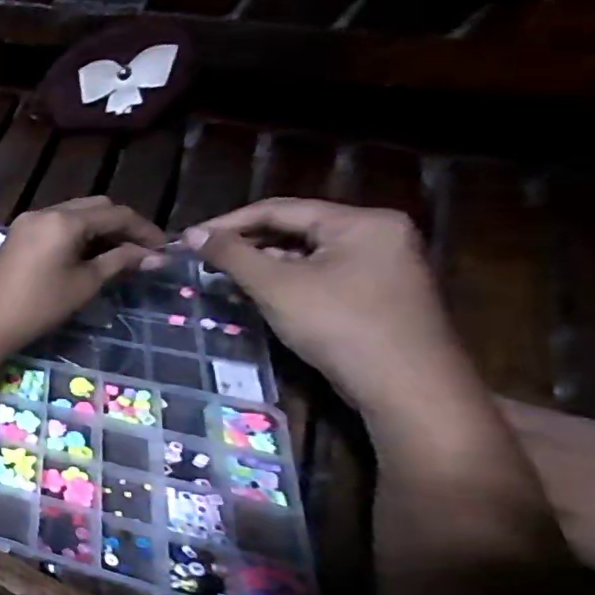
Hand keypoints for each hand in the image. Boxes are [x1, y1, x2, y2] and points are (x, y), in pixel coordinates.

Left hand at [0, 197, 165, 355]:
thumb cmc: (38, 306)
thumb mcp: (84, 284)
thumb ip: (119, 262)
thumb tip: (155, 256)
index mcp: (64, 219)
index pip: (116, 214)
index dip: (144, 230)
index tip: (164, 249)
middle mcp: (45, 211)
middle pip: (95, 207)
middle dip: (122, 226)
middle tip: (142, 252)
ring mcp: (28, 222)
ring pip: (75, 214)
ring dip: (100, 230)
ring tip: (120, 256)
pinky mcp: (18, 235)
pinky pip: (56, 225)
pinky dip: (78, 235)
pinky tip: (90, 255)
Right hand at [184, 199, 463, 409]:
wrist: (405, 385)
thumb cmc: (339, 325)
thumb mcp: (276, 287)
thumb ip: (232, 255)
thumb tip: (192, 233)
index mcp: (360, 221)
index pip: (280, 209)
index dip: (229, 222)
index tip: (189, 239)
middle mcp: (377, 234)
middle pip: (296, 229)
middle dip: (247, 244)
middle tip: (203, 260)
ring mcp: (382, 265)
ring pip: (308, 254)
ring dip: (263, 265)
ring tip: (223, 279)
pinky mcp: (377, 294)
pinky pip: (322, 275)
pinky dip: (287, 282)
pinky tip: (258, 296)